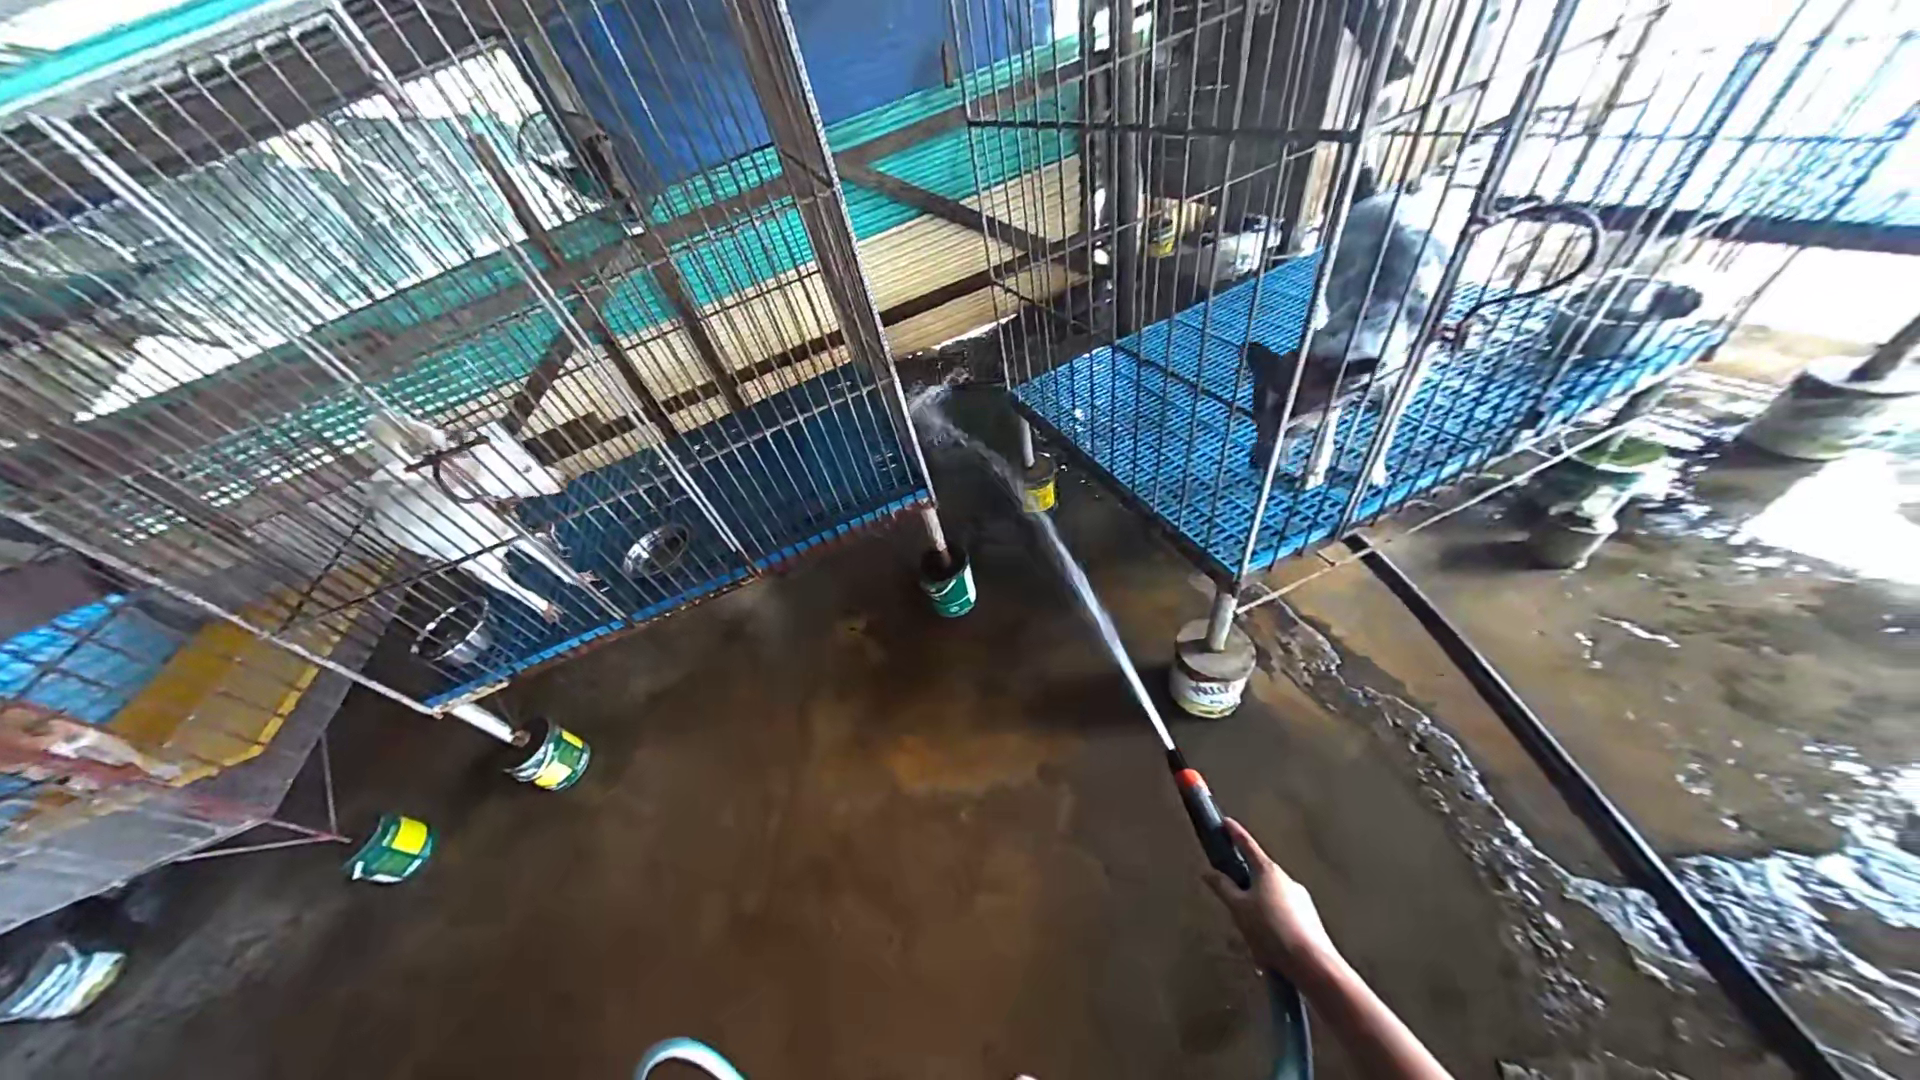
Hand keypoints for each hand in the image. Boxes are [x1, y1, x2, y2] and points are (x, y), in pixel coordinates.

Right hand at [1204, 818, 1338, 984]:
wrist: (1314, 966)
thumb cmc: (1271, 931)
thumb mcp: (1238, 909)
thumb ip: (1222, 887)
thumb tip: (1209, 872)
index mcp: (1268, 871)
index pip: (1247, 845)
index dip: (1234, 833)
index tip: (1226, 822)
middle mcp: (1286, 880)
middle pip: (1259, 876)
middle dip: (1246, 889)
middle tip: (1235, 905)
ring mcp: (1301, 900)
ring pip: (1271, 900)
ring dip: (1259, 914)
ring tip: (1253, 940)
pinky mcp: (1309, 921)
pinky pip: (1283, 918)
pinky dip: (1272, 928)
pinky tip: (1268, 950)